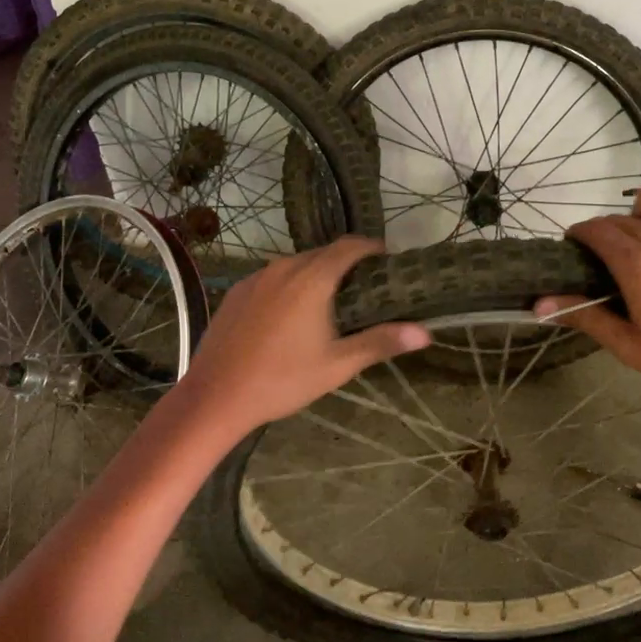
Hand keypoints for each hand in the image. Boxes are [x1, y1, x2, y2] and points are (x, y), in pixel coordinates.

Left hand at [173, 237, 430, 434]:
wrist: (215, 396)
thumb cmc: (282, 380)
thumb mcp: (338, 365)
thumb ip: (381, 342)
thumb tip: (425, 333)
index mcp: (312, 278)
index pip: (350, 246)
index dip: (372, 249)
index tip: (389, 263)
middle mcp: (284, 267)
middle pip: (323, 254)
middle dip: (347, 265)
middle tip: (366, 291)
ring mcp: (256, 277)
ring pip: (296, 266)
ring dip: (317, 276)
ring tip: (331, 305)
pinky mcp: (237, 291)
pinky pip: (273, 279)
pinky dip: (290, 288)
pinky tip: (291, 318)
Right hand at [535, 183, 640, 421]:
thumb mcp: (632, 347)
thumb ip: (585, 316)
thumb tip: (538, 303)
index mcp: (639, 263)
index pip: (595, 230)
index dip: (577, 236)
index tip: (573, 252)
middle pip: (618, 217)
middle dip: (602, 232)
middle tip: (603, 264)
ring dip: (635, 216)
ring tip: (640, 250)